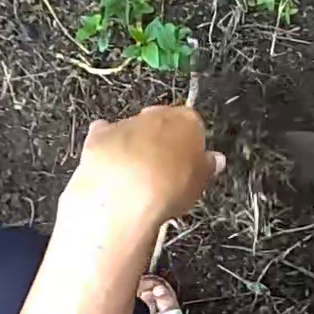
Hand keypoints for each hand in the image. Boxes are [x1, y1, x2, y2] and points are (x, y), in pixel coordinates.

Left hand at [59, 106, 225, 231]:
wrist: (123, 198)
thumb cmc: (168, 189)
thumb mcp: (200, 184)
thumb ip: (208, 167)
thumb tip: (214, 161)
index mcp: (187, 120)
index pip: (193, 125)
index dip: (190, 146)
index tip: (188, 164)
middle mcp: (155, 115)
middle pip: (162, 125)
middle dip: (162, 143)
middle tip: (164, 173)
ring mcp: (126, 123)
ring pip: (134, 131)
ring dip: (136, 148)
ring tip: (137, 180)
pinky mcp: (99, 136)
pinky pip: (105, 138)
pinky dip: (108, 150)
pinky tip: (112, 169)